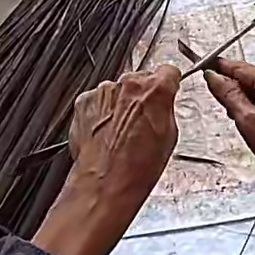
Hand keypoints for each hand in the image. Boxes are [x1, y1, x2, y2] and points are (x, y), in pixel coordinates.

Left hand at [32, 64, 181, 254]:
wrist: (106, 182)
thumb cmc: (138, 166)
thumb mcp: (169, 136)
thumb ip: (166, 109)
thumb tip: (163, 104)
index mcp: (155, 89)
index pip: (168, 71)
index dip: (168, 83)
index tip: (167, 89)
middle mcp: (127, 85)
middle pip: (139, 80)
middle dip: (141, 96)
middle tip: (143, 121)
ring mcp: (103, 92)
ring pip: (116, 91)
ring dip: (120, 105)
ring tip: (122, 133)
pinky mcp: (84, 102)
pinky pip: (97, 101)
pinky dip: (101, 113)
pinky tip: (107, 134)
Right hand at [204, 58, 254, 234]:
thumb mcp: (248, 122)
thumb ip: (228, 95)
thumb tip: (214, 78)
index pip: (242, 68)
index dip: (221, 68)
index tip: (207, 67)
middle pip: (253, 81)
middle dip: (235, 92)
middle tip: (223, 106)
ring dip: (248, 104)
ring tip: (244, 125)